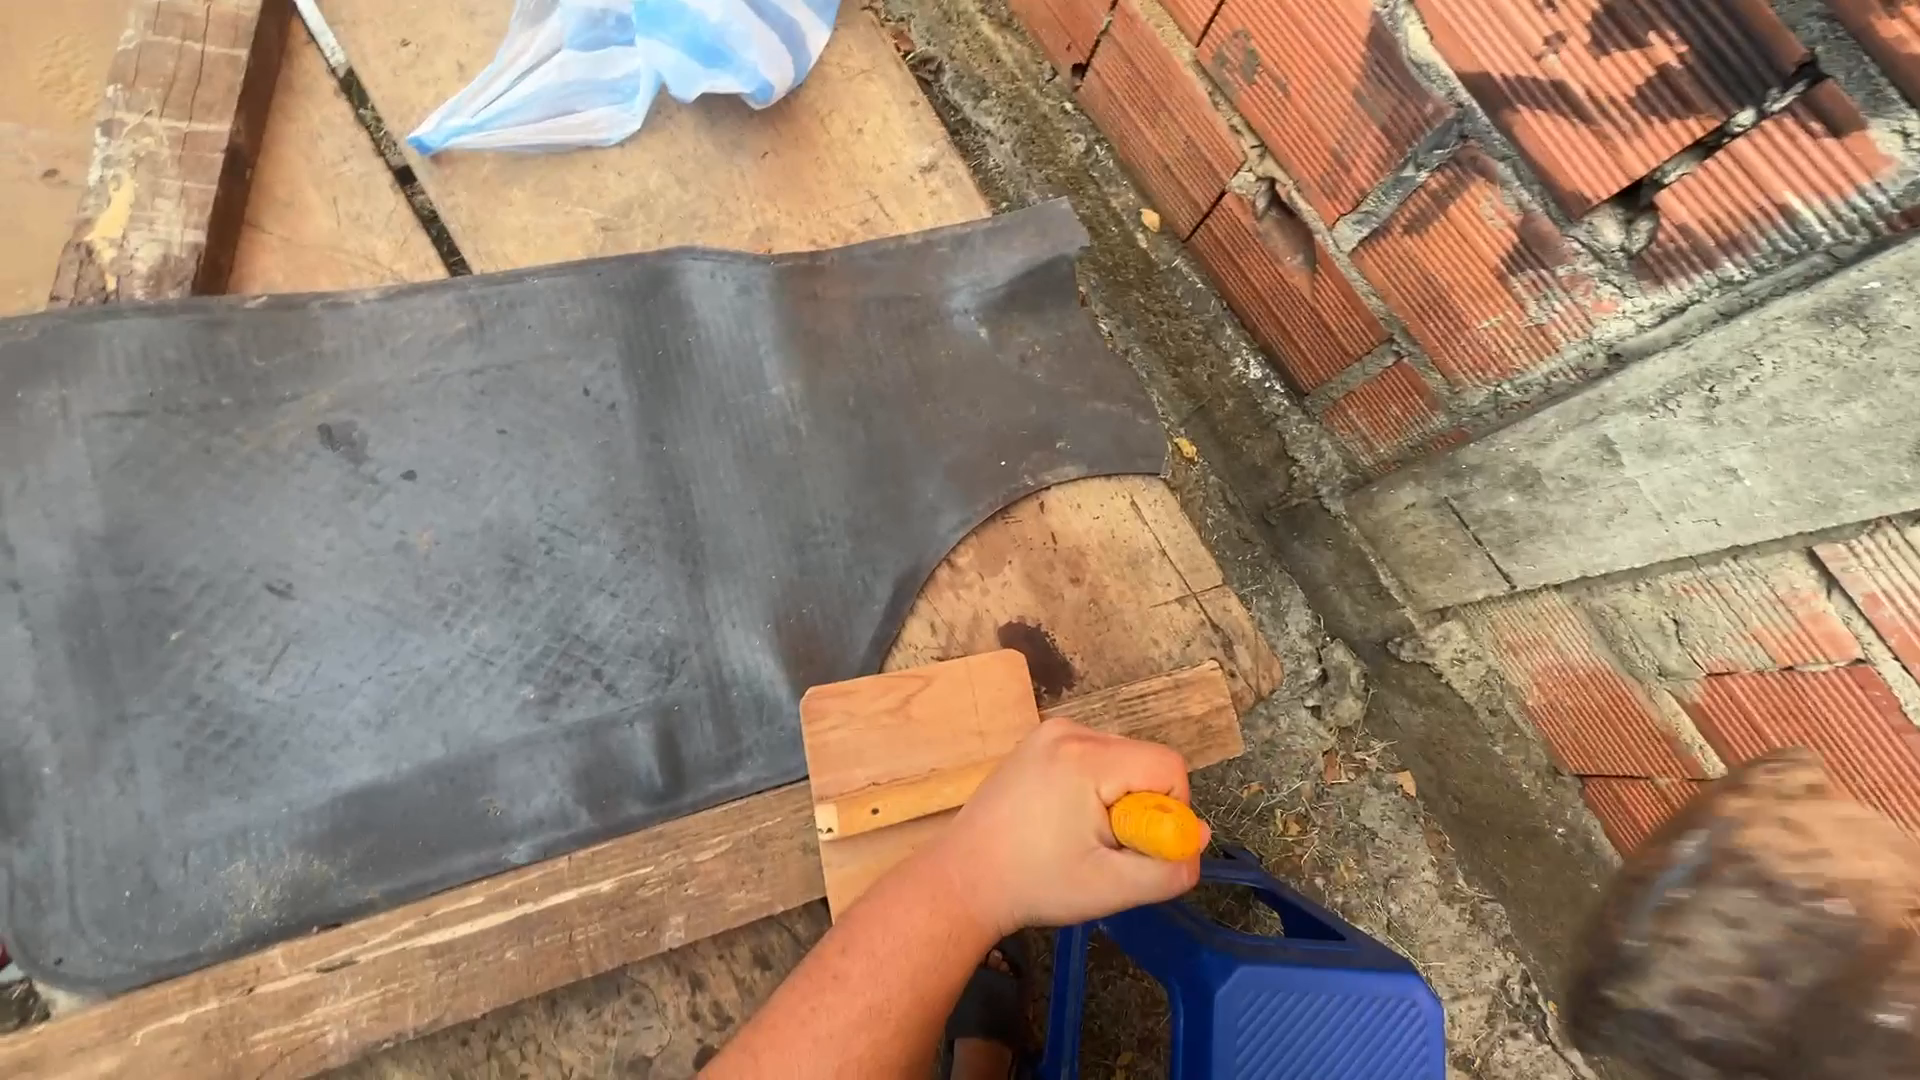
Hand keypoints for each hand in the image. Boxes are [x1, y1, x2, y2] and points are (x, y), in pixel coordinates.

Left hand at [925, 718, 1207, 937]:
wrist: (964, 877)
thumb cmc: (1035, 883)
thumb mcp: (1112, 888)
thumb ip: (1168, 866)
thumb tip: (1199, 835)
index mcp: (1086, 757)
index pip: (1167, 765)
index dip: (1169, 811)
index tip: (1136, 844)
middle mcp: (1069, 730)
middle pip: (1142, 760)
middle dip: (1139, 806)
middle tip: (1103, 846)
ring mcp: (1049, 732)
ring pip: (1119, 759)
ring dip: (1116, 798)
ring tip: (1078, 835)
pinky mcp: (1038, 741)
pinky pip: (1092, 757)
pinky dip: (1093, 787)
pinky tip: (1062, 820)